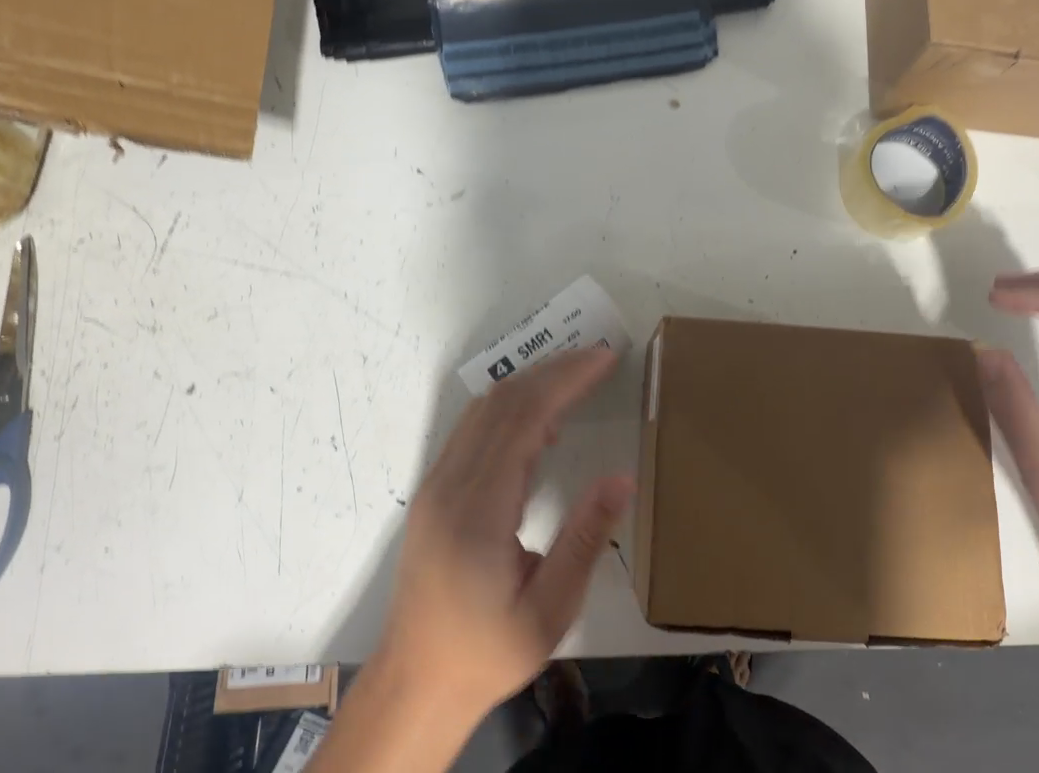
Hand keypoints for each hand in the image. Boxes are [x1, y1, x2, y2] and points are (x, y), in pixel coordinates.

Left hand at [373, 348, 633, 718]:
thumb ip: (584, 541)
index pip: (523, 419)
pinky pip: (472, 432)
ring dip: (530, 385)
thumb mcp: (549, 611)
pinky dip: (511, 410)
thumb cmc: (487, 652)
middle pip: (500, 403)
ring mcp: (435, 487)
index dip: (565, 381)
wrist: (416, 683)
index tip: (604, 359)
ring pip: (482, 412)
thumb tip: (622, 479)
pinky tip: (542, 423)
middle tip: (599, 356)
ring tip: (577, 377)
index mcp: (478, 511)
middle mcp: (449, 486)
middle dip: (552, 371)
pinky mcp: (433, 495)